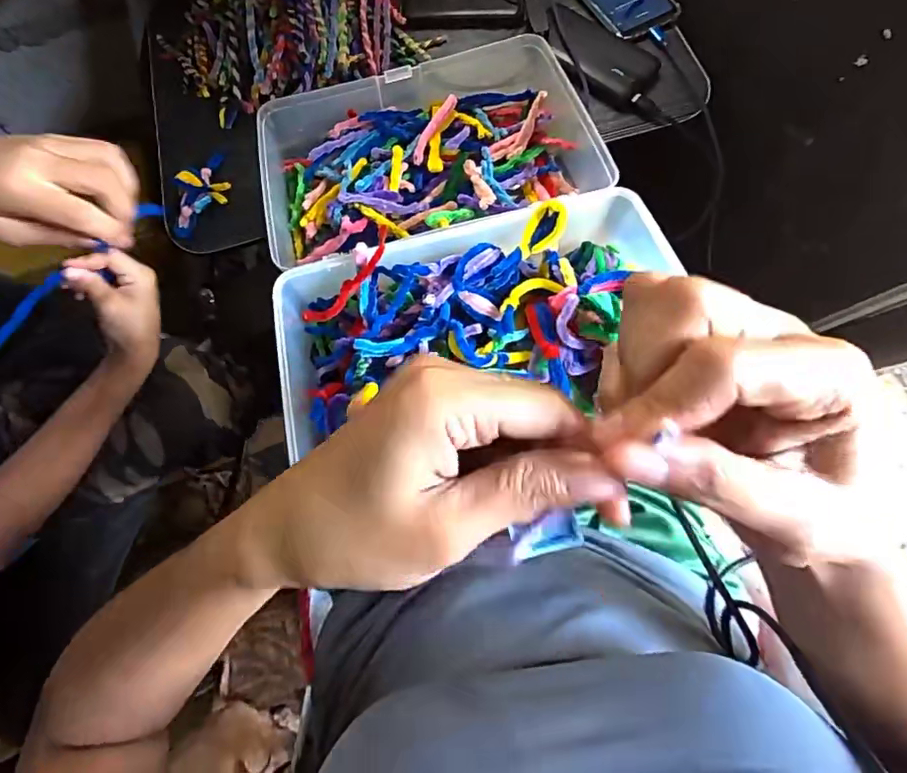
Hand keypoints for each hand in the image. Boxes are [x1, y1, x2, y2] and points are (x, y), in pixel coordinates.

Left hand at [0, 131, 139, 247]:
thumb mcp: (2, 233)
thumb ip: (52, 236)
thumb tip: (94, 241)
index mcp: (23, 188)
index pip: (83, 212)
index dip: (110, 231)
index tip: (122, 246)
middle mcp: (44, 159)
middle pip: (106, 179)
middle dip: (125, 208)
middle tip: (125, 230)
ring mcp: (53, 142)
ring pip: (111, 157)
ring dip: (127, 185)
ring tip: (123, 209)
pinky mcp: (57, 136)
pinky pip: (101, 147)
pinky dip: (117, 169)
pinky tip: (114, 189)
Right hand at [61, 249, 160, 372]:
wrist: (136, 352)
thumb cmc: (126, 326)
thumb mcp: (107, 303)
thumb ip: (90, 283)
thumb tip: (67, 269)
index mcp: (140, 273)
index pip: (111, 256)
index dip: (88, 260)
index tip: (65, 267)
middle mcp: (138, 274)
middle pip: (108, 262)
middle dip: (85, 269)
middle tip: (63, 277)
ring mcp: (132, 284)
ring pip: (104, 272)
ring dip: (86, 278)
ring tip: (68, 287)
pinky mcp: (124, 294)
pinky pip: (105, 283)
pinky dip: (91, 286)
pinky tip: (79, 294)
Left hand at [232, 357, 624, 590]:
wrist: (286, 528)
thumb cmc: (359, 538)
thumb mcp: (449, 527)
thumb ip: (528, 490)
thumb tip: (607, 474)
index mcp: (445, 393)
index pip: (548, 407)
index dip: (592, 451)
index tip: (620, 506)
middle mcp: (441, 368)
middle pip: (532, 404)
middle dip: (566, 456)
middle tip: (591, 517)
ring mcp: (430, 378)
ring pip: (513, 411)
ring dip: (538, 456)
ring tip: (547, 511)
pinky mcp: (424, 395)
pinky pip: (485, 415)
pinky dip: (506, 451)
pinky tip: (508, 489)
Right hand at [591, 274, 881, 566]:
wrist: (845, 522)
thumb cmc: (838, 526)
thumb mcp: (795, 523)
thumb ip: (712, 482)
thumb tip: (620, 455)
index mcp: (827, 371)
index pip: (724, 361)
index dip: (663, 403)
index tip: (617, 453)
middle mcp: (777, 331)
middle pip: (685, 303)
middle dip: (643, 369)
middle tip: (639, 439)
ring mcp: (733, 326)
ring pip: (649, 304)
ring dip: (627, 374)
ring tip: (640, 438)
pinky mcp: (695, 336)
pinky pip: (634, 329)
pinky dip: (620, 379)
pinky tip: (637, 426)